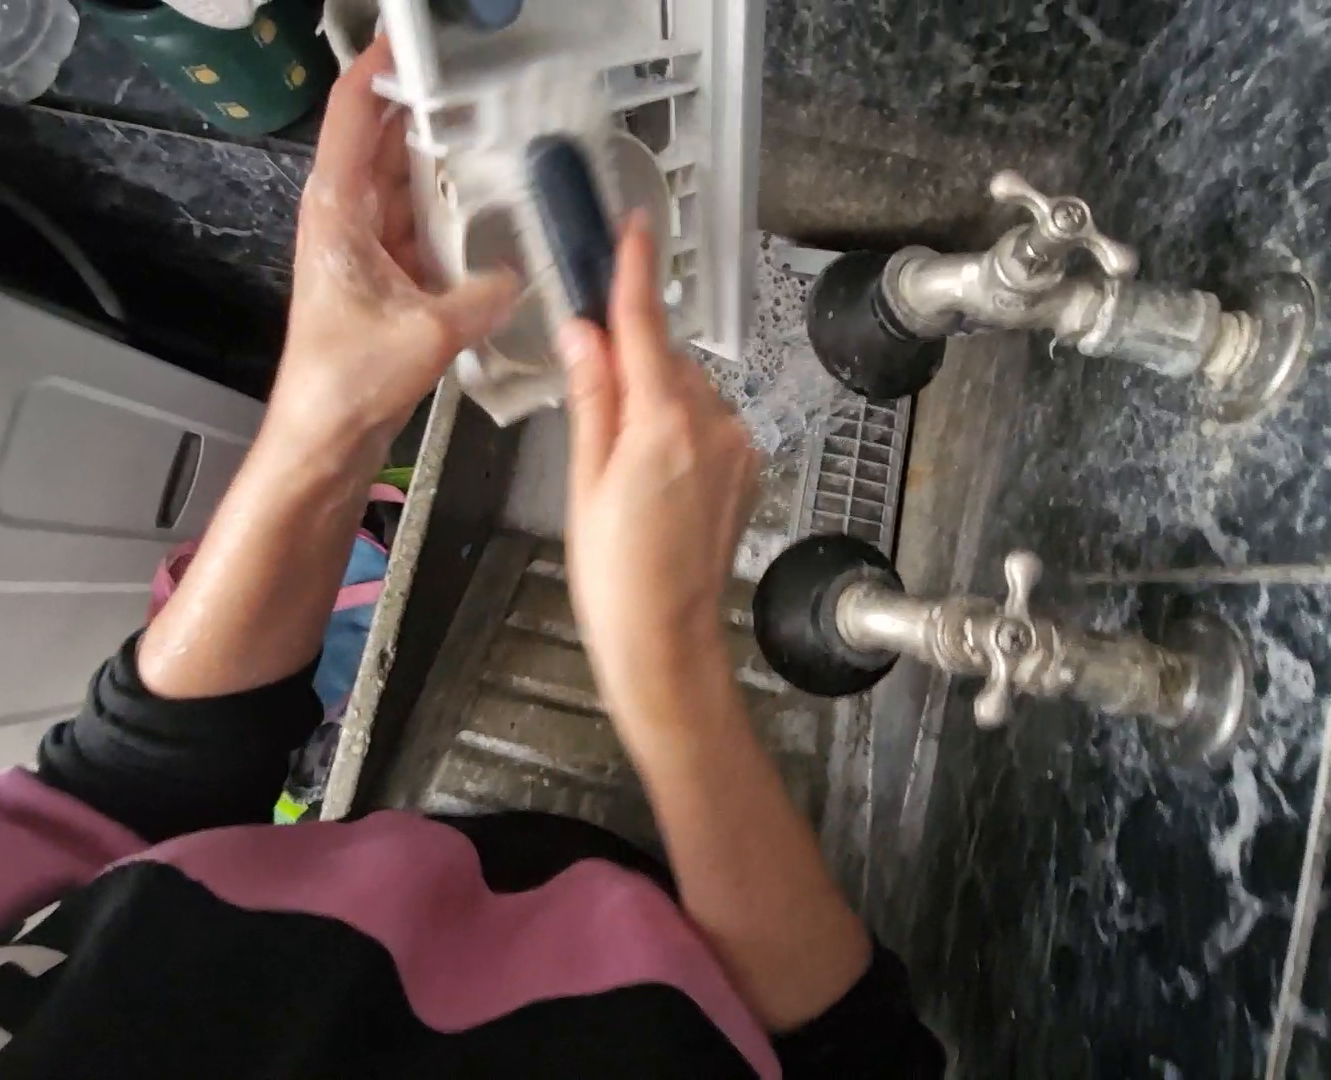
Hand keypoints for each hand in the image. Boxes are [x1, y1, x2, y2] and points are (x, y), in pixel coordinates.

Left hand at [273, 37, 518, 451]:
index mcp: (338, 211)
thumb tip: (516, 277)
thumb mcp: (429, 332)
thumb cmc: (351, 379)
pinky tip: (483, 227)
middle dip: (426, 119)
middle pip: (384, 147)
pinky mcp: (382, 286)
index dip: (381, 68)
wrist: (325, 436)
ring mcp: (364, 254)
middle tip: (482, 101)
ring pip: (404, 194)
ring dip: (441, 177)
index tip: (418, 41)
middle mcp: (346, 222)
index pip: (355, 114)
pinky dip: (447, 229)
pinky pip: (419, 238)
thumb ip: (482, 296)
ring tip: (491, 155)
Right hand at [559, 217, 760, 707]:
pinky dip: (681, 426)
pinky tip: (657, 474)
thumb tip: (583, 332)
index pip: (645, 327)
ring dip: (656, 399)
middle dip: (633, 361)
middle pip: (666, 360)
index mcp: (662, 424)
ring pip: (688, 391)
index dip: (636, 273)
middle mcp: (712, 426)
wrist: (668, 640)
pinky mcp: (747, 469)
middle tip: (596, 403)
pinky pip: (709, 422)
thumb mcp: (584, 482)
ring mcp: (737, 448)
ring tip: (625, 462)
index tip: (636, 228)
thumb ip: (592, 398)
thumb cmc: (614, 574)